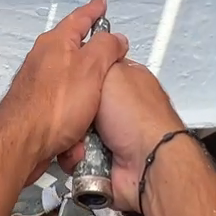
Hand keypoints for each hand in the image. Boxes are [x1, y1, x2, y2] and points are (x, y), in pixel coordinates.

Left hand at [0, 0, 128, 166]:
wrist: (21, 145)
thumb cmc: (50, 108)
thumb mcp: (91, 68)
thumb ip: (106, 48)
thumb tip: (116, 38)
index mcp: (56, 44)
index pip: (79, 18)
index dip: (94, 10)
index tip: (101, 3)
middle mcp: (44, 61)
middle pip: (78, 54)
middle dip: (97, 66)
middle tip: (110, 65)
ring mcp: (40, 86)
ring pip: (75, 90)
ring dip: (87, 107)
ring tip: (90, 119)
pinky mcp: (40, 110)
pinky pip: (67, 114)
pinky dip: (76, 126)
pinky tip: (76, 137)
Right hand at [61, 58, 184, 211]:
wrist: (147, 164)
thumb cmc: (141, 119)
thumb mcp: (113, 73)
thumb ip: (99, 59)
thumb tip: (89, 51)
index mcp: (128, 82)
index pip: (95, 72)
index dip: (80, 76)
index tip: (69, 79)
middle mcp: (121, 109)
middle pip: (79, 104)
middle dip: (73, 112)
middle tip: (78, 112)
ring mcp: (114, 136)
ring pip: (74, 131)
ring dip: (74, 137)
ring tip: (84, 138)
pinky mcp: (104, 160)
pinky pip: (76, 156)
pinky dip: (77, 157)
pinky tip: (86, 155)